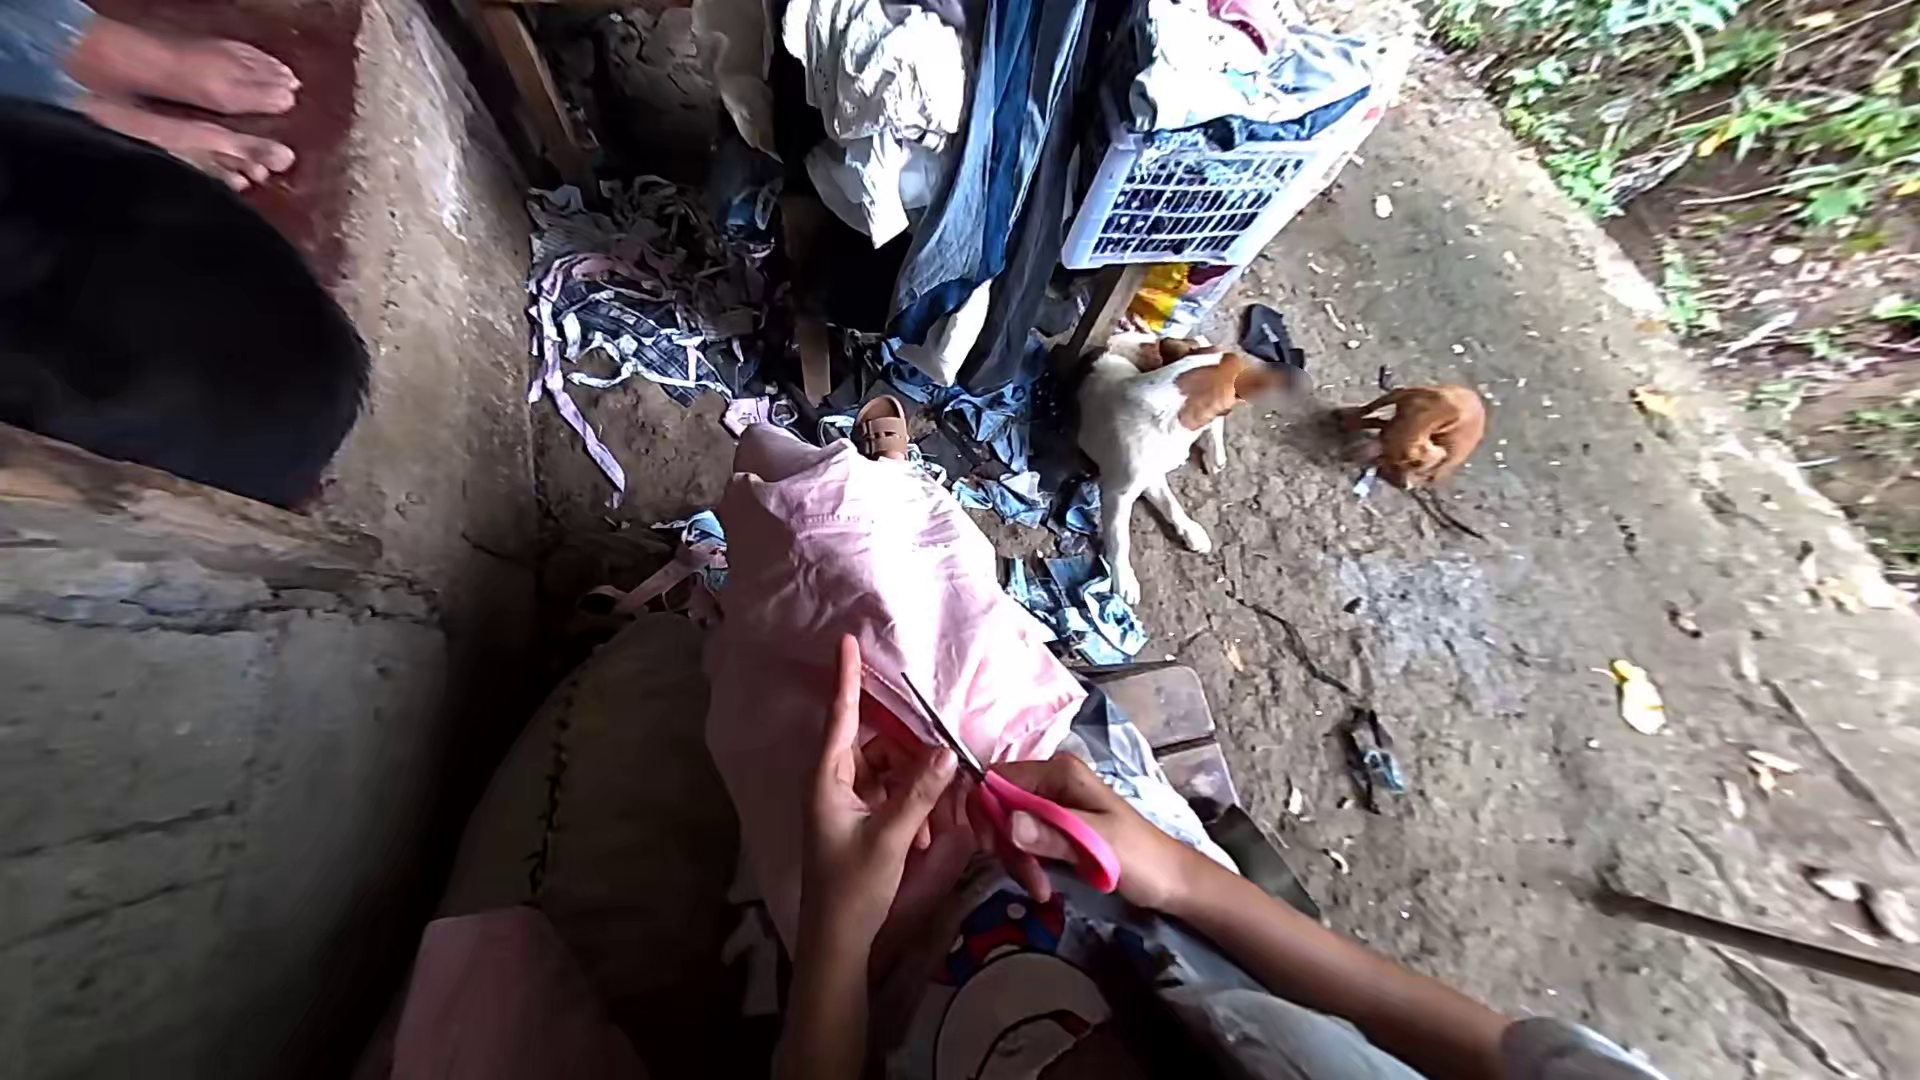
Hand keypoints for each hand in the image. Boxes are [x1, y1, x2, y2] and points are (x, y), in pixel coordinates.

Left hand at [798, 635, 956, 955]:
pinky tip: (925, 832)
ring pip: (889, 769)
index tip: (848, 641)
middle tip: (940, 761)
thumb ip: (920, 793)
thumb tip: (948, 752)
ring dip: (914, 786)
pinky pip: (892, 792)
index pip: (840, 717)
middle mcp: (835, 781)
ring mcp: (847, 799)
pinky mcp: (861, 815)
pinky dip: (911, 803)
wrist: (838, 945)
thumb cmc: (852, 889)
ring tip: (931, 821)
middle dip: (908, 755)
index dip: (846, 678)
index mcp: (827, 778)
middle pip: (876, 745)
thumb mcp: (890, 839)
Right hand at [990, 753, 1209, 912]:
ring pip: (1009, 824)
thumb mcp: (1097, 846)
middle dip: (1006, 842)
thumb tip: (1008, 822)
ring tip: (1040, 888)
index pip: (998, 778)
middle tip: (1028, 878)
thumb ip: (1052, 833)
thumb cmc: (1141, 858)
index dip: (987, 810)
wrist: (1173, 882)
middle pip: (1000, 802)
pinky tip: (1043, 884)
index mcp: (1059, 771)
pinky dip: (1027, 862)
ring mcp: (1053, 801)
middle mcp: (1051, 779)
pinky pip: (1024, 838)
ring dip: (1017, 858)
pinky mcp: (1056, 824)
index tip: (994, 849)